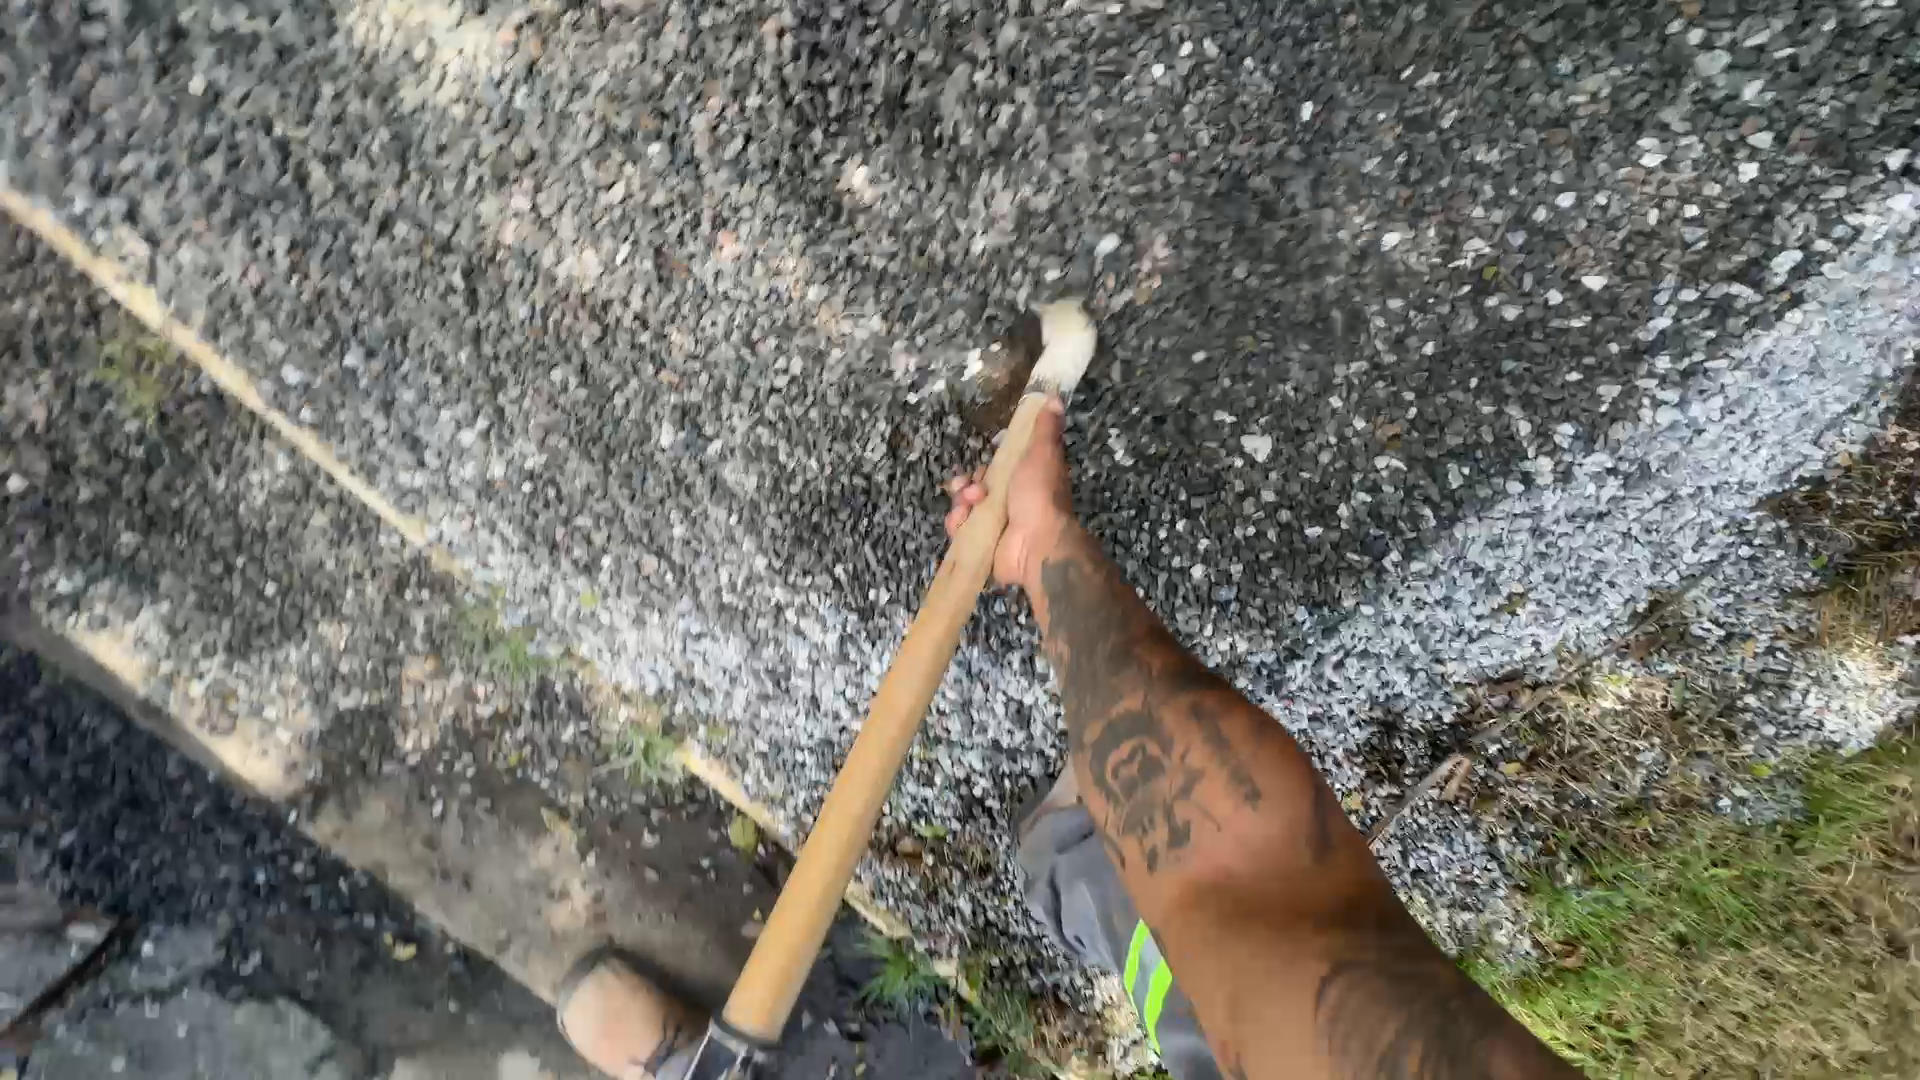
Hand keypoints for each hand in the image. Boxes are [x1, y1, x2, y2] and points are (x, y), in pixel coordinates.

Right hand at [944, 397, 1080, 590]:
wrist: (1035, 543)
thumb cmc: (1040, 495)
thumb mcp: (1044, 453)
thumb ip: (1045, 429)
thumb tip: (1054, 400)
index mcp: (1026, 482)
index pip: (998, 471)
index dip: (986, 466)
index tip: (984, 465)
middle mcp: (1011, 505)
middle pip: (977, 488)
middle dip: (969, 484)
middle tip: (974, 489)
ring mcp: (996, 526)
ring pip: (965, 508)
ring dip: (962, 502)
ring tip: (970, 505)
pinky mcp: (983, 545)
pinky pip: (961, 530)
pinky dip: (957, 524)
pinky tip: (962, 521)